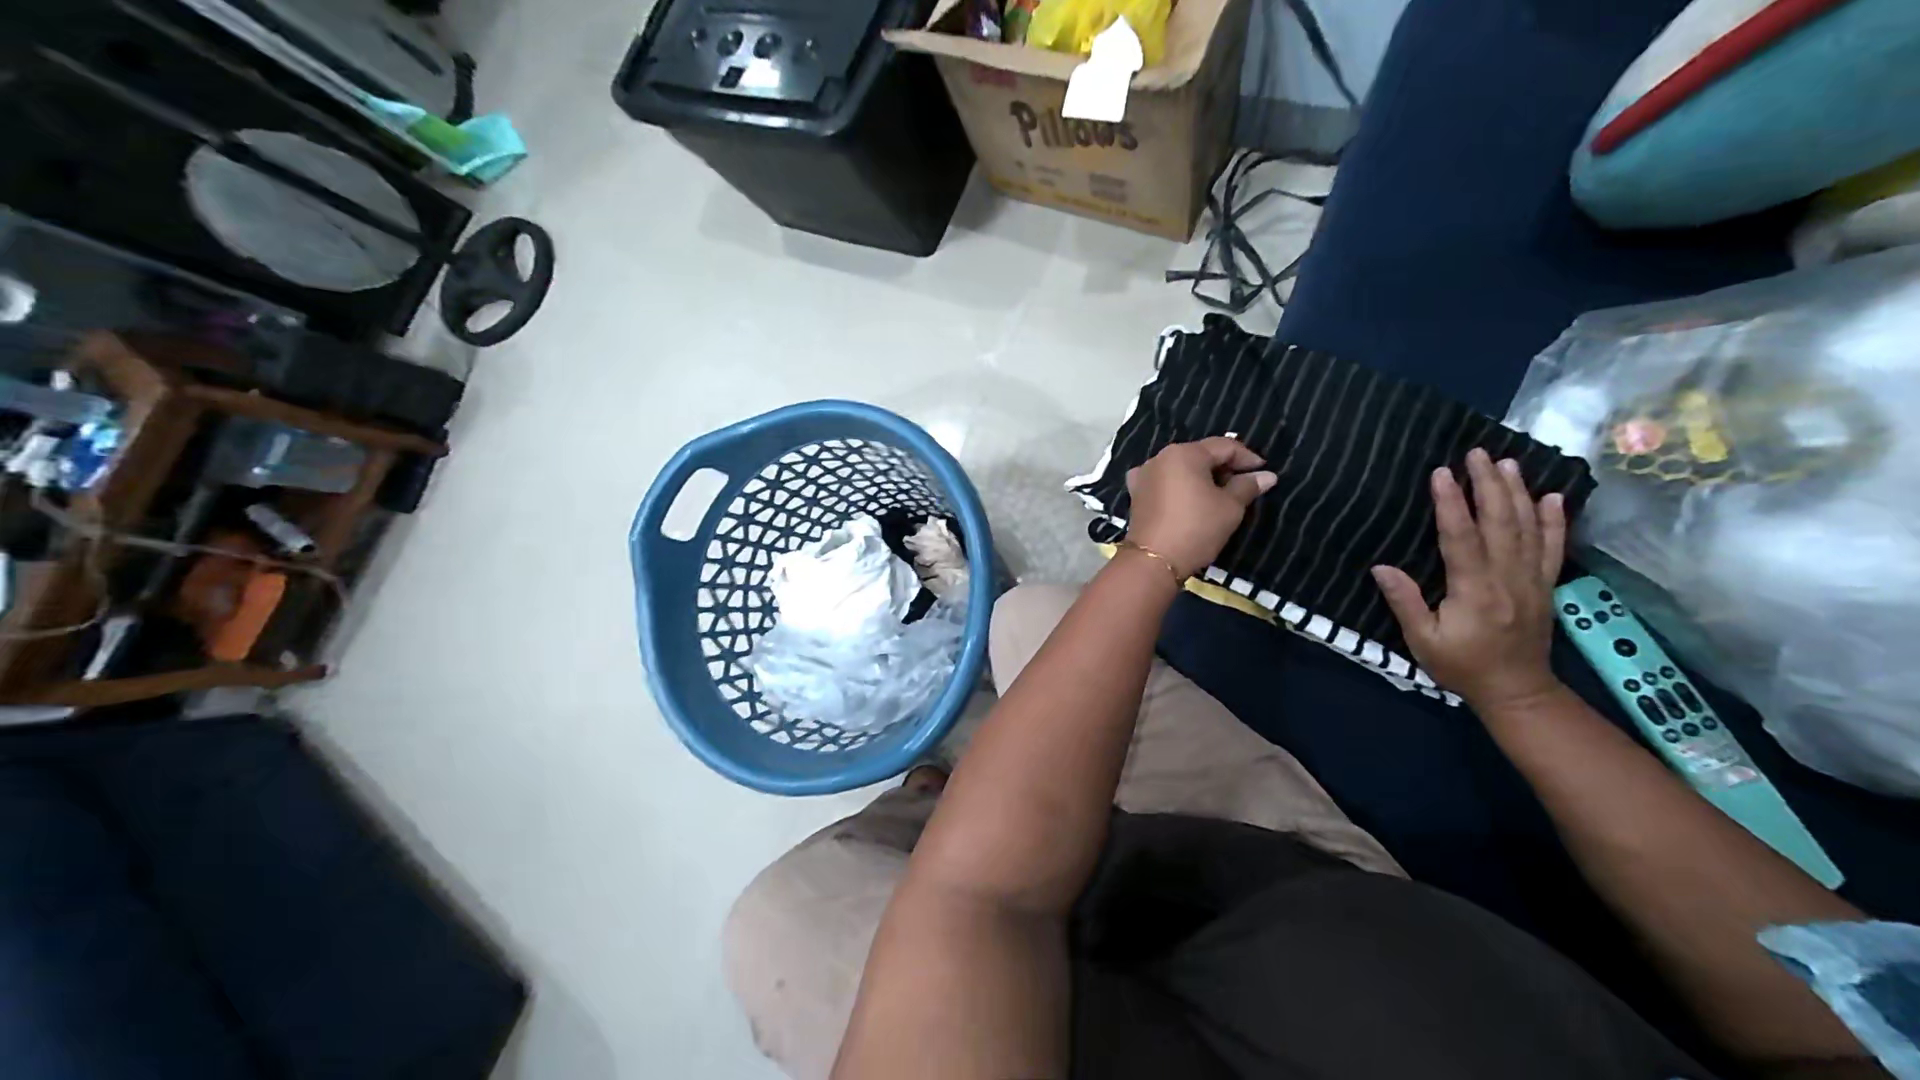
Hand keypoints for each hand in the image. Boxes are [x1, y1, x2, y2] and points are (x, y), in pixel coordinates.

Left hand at [1125, 438, 1276, 579]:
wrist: (1153, 561)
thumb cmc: (1197, 528)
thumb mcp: (1230, 507)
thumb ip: (1247, 486)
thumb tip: (1266, 476)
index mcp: (1184, 453)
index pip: (1223, 447)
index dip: (1247, 458)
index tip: (1264, 473)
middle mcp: (1160, 458)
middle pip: (1200, 455)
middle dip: (1224, 468)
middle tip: (1244, 486)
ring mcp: (1143, 475)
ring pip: (1180, 468)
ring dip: (1201, 477)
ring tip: (1220, 495)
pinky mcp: (1135, 494)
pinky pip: (1163, 482)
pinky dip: (1178, 486)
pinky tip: (1187, 497)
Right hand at [1372, 448, 1567, 712]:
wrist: (1516, 691)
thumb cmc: (1461, 666)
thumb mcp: (1422, 641)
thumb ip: (1405, 602)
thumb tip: (1381, 567)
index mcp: (1475, 591)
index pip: (1462, 539)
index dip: (1452, 504)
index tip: (1442, 473)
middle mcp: (1508, 579)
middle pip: (1500, 523)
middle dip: (1488, 485)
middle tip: (1477, 453)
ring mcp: (1531, 580)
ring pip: (1528, 528)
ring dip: (1517, 493)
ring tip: (1507, 462)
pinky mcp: (1544, 585)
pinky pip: (1552, 547)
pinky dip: (1554, 520)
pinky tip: (1552, 496)